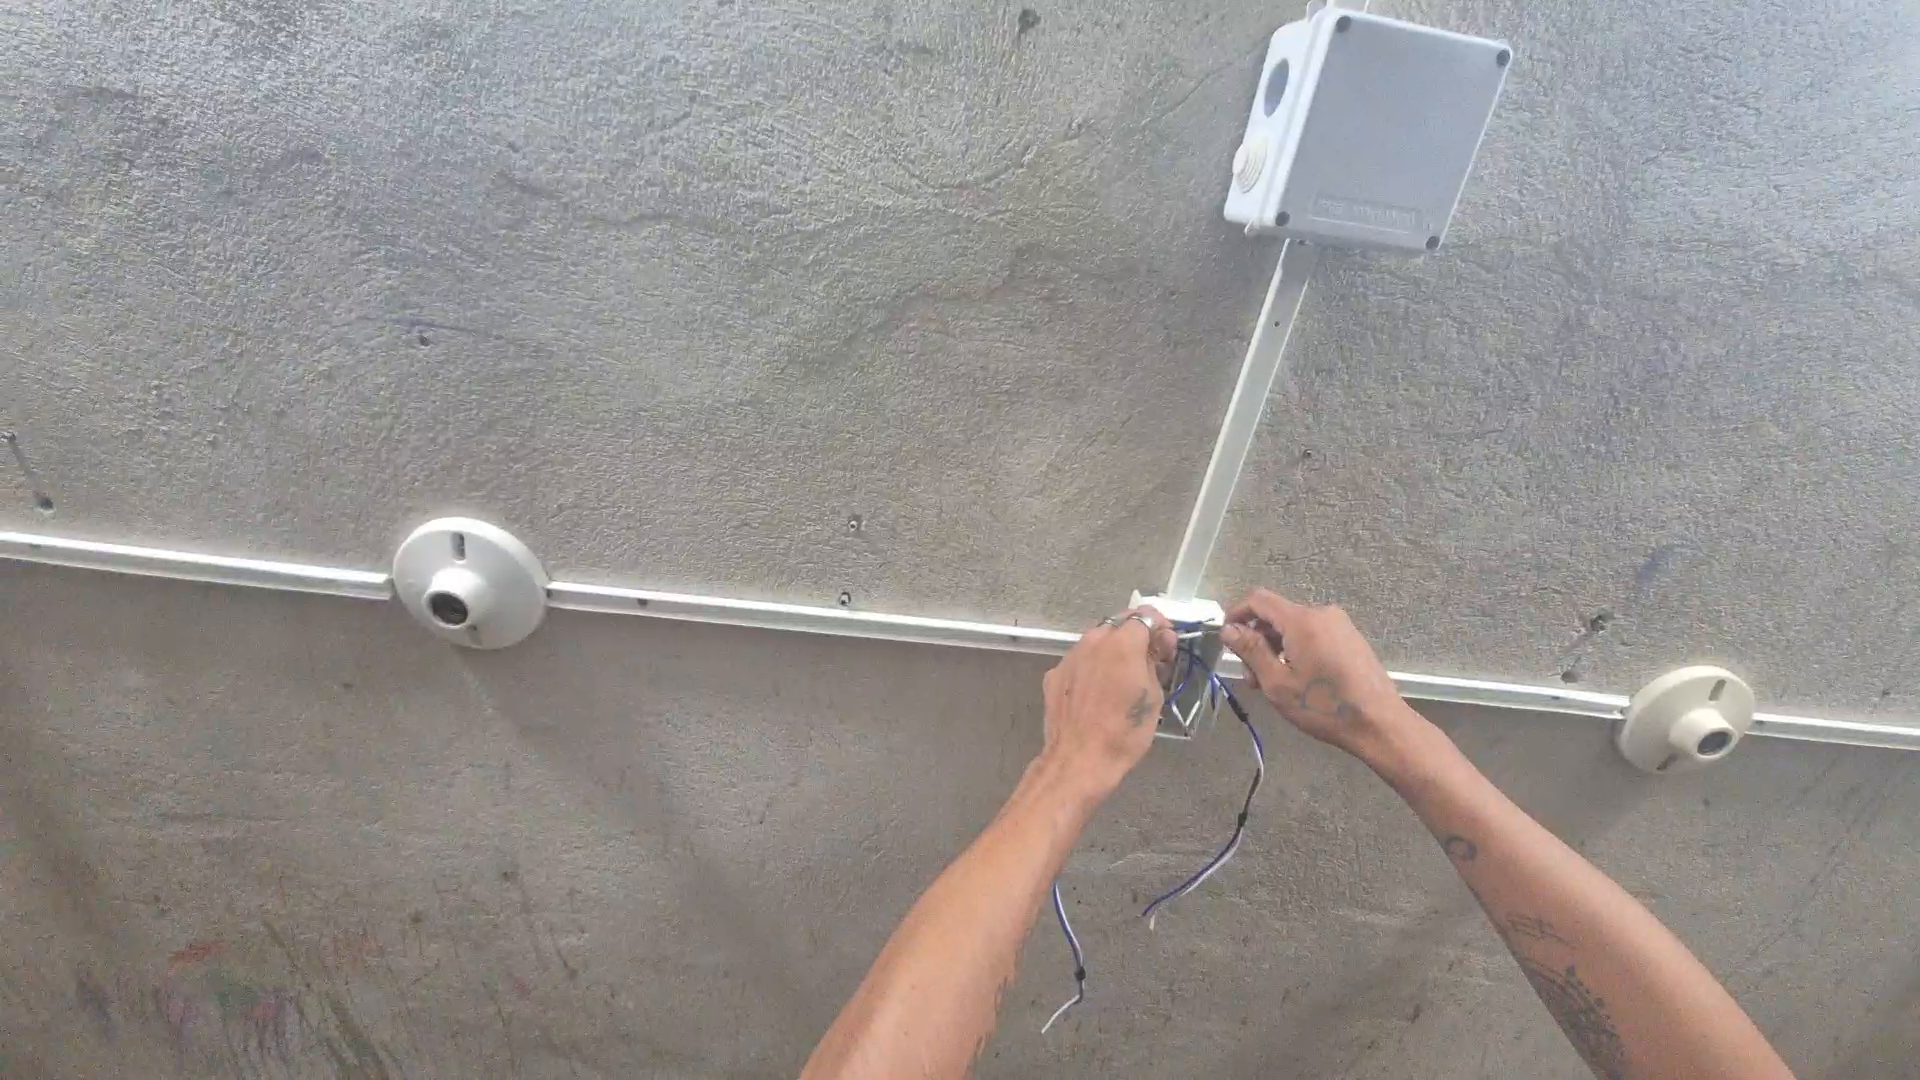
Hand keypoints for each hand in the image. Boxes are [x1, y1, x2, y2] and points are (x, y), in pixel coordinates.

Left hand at [1039, 608, 1177, 798]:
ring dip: (1111, 651)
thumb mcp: (1153, 696)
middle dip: (1135, 637)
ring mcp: (1069, 657)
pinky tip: (1096, 691)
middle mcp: (1092, 642)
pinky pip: (1078, 661)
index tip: (1166, 645)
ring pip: (1095, 642)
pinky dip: (1091, 667)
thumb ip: (1153, 662)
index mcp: (1122, 644)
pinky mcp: (1054, 674)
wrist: (1079, 759)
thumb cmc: (1124, 731)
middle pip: (1118, 625)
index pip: (1145, 615)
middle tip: (1148, 661)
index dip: (1160, 626)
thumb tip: (1156, 646)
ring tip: (1121, 677)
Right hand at [1220, 589, 1416, 758]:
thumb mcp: (1277, 683)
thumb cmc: (1324, 707)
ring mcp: (1340, 626)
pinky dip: (1296, 650)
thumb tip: (1228, 629)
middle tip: (1251, 677)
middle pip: (1276, 615)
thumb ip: (1250, 651)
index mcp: (1302, 621)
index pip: (1258, 599)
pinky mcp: (1351, 639)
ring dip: (1275, 649)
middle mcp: (1322, 614)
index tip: (1227, 639)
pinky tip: (1297, 679)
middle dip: (1257, 641)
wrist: (1381, 725)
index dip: (1237, 614)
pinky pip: (1312, 635)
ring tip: (1272, 684)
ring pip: (1293, 627)